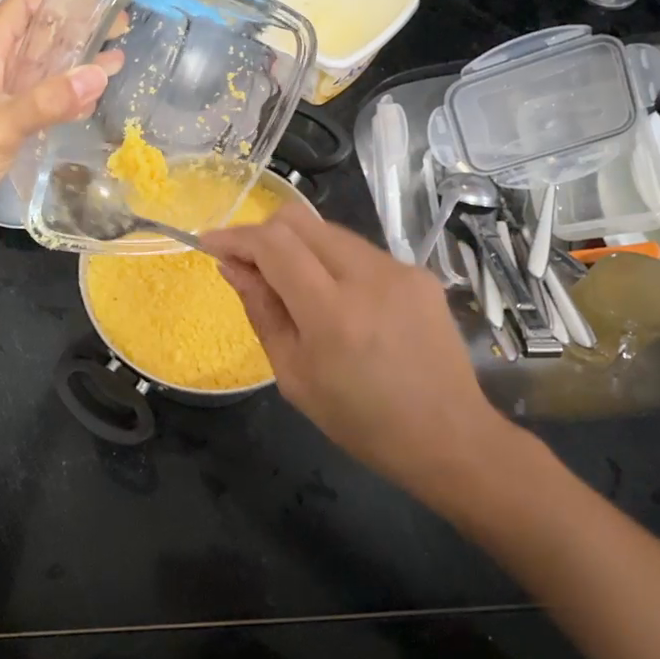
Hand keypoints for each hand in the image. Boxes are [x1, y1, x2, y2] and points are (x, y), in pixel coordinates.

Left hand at [0, 0, 117, 225]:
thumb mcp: (5, 124)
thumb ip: (50, 98)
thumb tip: (99, 72)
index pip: (19, 7)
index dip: (54, 2)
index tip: (93, 9)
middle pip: (35, 36)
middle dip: (73, 32)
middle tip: (115, 34)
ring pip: (41, 68)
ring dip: (74, 65)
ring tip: (116, 63)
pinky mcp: (5, 121)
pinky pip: (39, 98)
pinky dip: (64, 95)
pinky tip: (91, 101)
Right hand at [200, 203, 518, 506]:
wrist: (450, 438)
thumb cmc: (361, 421)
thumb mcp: (294, 376)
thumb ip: (261, 312)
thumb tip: (232, 267)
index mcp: (332, 313)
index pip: (273, 244)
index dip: (234, 237)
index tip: (209, 244)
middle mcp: (368, 277)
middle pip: (298, 221)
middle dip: (262, 234)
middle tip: (245, 264)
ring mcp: (399, 270)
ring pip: (327, 231)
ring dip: (297, 247)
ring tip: (289, 286)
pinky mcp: (418, 273)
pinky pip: (358, 250)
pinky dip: (330, 262)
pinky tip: (334, 299)